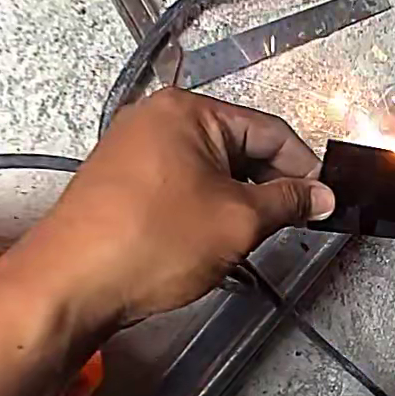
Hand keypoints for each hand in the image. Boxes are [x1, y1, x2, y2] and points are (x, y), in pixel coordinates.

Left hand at [8, 88, 335, 328]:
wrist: (70, 284)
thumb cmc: (154, 241)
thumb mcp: (238, 220)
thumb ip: (289, 202)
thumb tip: (323, 196)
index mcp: (188, 111)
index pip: (269, 131)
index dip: (304, 167)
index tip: (324, 200)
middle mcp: (158, 119)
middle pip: (239, 146)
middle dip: (272, 185)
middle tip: (295, 220)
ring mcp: (136, 150)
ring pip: (212, 169)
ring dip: (242, 199)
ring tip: (257, 233)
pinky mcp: (123, 182)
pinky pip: (184, 184)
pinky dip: (210, 206)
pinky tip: (218, 236)